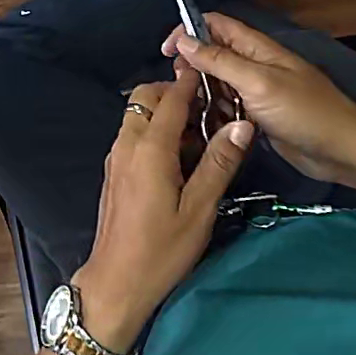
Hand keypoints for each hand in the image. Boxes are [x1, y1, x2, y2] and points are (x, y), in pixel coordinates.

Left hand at [73, 76, 252, 349]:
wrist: (116, 280)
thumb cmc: (162, 249)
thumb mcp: (200, 208)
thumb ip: (219, 162)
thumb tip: (241, 123)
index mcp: (149, 148)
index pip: (170, 99)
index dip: (191, 82)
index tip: (214, 74)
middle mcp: (126, 144)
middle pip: (145, 98)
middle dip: (174, 94)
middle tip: (208, 110)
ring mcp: (116, 158)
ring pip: (136, 116)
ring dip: (163, 113)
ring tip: (200, 133)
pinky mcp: (114, 171)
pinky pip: (132, 136)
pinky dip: (153, 132)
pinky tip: (179, 156)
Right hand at [164, 13, 355, 183]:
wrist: (342, 151)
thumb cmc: (303, 112)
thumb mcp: (257, 82)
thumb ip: (219, 61)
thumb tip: (183, 40)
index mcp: (256, 48)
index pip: (215, 24)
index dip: (188, 31)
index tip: (167, 52)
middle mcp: (253, 64)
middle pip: (211, 52)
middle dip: (190, 65)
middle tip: (179, 86)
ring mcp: (255, 90)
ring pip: (215, 81)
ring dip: (200, 90)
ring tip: (190, 106)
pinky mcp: (255, 113)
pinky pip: (225, 104)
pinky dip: (212, 110)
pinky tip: (204, 122)